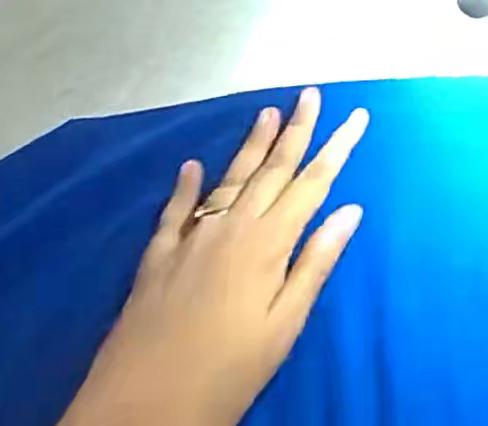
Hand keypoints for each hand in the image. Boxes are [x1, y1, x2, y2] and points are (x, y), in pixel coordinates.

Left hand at [60, 88, 369, 425]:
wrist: (130, 423)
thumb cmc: (226, 374)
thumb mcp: (285, 324)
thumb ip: (317, 261)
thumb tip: (351, 208)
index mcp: (268, 244)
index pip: (313, 182)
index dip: (338, 146)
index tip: (358, 116)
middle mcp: (230, 231)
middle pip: (272, 170)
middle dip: (297, 130)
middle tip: (311, 94)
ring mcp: (188, 245)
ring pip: (228, 182)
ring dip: (251, 145)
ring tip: (268, 112)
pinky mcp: (153, 266)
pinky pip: (172, 216)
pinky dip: (183, 189)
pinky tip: (190, 166)